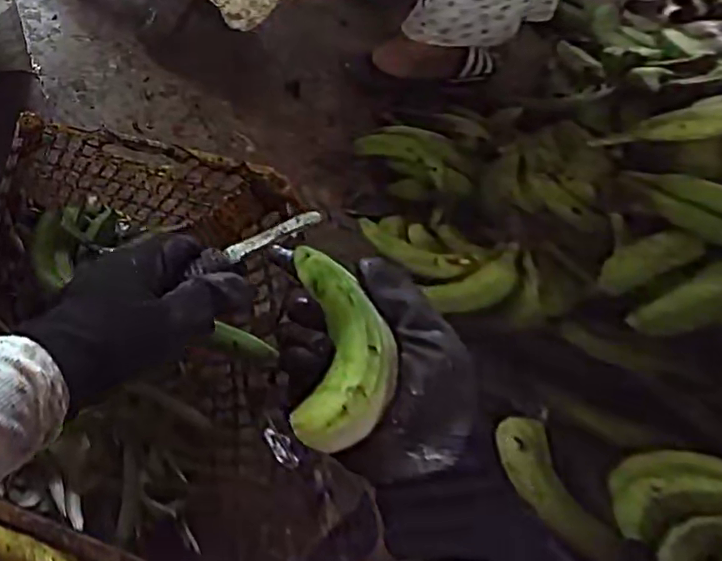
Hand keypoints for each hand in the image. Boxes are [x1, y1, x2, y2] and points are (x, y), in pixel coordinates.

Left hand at [18, 233, 251, 411]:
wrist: (58, 363)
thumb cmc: (118, 339)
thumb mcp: (171, 321)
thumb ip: (205, 298)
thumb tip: (239, 281)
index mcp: (141, 256)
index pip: (186, 245)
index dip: (212, 265)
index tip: (232, 295)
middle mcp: (120, 261)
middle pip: (168, 266)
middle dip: (194, 289)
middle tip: (214, 322)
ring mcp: (102, 282)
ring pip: (150, 287)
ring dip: (173, 307)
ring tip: (189, 336)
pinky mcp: (90, 306)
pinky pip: (131, 304)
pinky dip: (150, 318)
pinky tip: (156, 344)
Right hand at [277, 256, 477, 484]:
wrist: (440, 466)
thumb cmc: (441, 397)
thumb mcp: (432, 339)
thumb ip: (400, 298)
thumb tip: (363, 260)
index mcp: (366, 322)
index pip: (330, 288)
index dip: (305, 270)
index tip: (280, 256)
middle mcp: (340, 342)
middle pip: (301, 310)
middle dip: (299, 305)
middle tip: (302, 310)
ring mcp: (323, 372)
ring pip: (290, 340)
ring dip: (297, 339)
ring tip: (315, 352)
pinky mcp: (310, 403)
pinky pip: (286, 378)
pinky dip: (293, 372)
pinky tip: (308, 374)